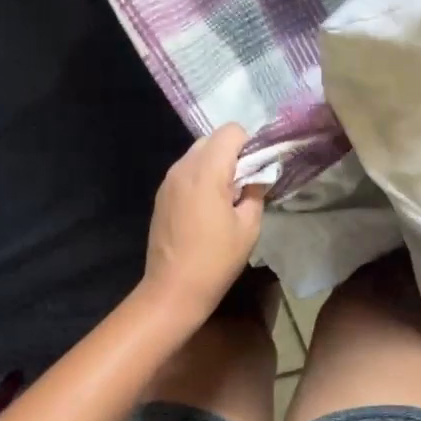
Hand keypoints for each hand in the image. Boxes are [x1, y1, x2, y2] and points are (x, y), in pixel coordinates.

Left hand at [142, 123, 267, 316]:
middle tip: (244, 186)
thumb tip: (259, 175)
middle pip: (212, 140)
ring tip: (227, 200)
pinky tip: (208, 209)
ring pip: (197, 155)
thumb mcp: (248, 226)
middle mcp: (182, 167)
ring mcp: (168, 181)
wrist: (173, 289)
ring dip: (215, 167)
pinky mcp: (161, 196)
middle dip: (232, 155)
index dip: (249, 145)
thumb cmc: (216, 259)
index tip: (257, 172)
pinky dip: (200, 179)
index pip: (231, 131)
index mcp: (206, 170)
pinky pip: (185, 173)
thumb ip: (256, 191)